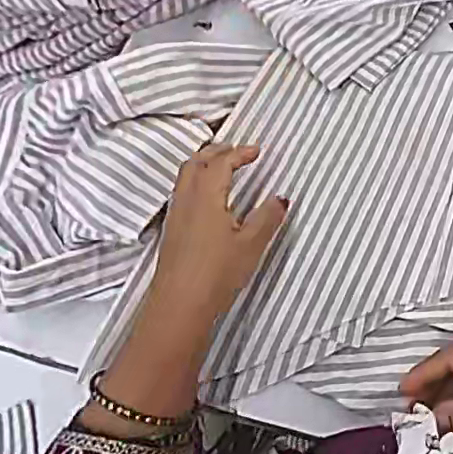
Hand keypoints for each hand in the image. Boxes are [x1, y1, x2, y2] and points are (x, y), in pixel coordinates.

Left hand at [149, 142, 288, 321]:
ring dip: (203, 164)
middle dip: (216, 152)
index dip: (240, 153)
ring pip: (185, 177)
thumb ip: (267, 217)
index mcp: (207, 197)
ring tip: (221, 167)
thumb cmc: (217, 272)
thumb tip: (280, 198)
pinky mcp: (172, 231)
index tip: (256, 151)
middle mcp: (186, 200)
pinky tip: (208, 197)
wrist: (180, 303)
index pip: (221, 164)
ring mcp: (176, 216)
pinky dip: (196, 181)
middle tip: (237, 150)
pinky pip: (182, 192)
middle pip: (196, 163)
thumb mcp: (251, 244)